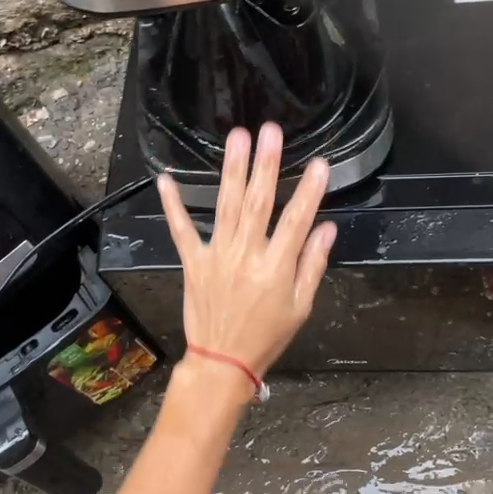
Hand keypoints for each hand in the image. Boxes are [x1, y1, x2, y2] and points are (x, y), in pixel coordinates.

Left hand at [157, 123, 335, 378]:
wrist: (223, 361)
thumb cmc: (266, 336)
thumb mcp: (300, 307)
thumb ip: (312, 266)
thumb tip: (326, 229)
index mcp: (276, 269)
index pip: (297, 221)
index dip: (309, 191)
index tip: (319, 163)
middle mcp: (246, 256)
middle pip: (259, 204)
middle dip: (266, 165)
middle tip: (271, 132)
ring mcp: (217, 256)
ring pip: (226, 206)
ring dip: (232, 170)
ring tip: (237, 138)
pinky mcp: (193, 262)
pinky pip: (181, 230)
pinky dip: (173, 205)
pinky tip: (165, 179)